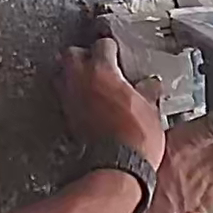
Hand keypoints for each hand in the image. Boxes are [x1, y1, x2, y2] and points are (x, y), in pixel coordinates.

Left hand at [58, 37, 166, 166]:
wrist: (117, 167)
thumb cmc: (135, 137)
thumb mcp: (151, 109)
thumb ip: (147, 90)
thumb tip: (150, 84)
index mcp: (102, 70)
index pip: (102, 45)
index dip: (111, 47)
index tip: (116, 52)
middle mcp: (80, 80)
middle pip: (71, 53)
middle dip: (83, 54)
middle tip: (97, 61)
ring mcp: (70, 98)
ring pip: (61, 73)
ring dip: (72, 73)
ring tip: (88, 80)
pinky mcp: (66, 116)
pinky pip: (64, 95)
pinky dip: (72, 94)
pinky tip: (86, 101)